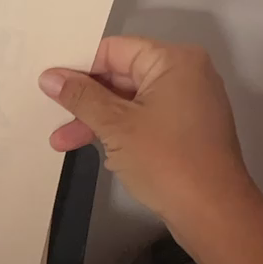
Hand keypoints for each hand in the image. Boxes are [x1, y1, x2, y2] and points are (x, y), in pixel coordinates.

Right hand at [40, 37, 262, 222]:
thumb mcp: (115, 126)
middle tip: (51, 115)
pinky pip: (143, 118)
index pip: (114, 50)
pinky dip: (118, 130)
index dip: (79, 67)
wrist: (213, 213)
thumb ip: (81, 97)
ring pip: (129, 101)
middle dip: (85, 99)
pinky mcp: (185, 129)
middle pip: (121, 75)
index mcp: (173, 61)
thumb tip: (49, 76)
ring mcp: (187, 103)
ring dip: (96, 120)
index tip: (49, 85)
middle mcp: (184, 74)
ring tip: (61, 142)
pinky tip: (94, 150)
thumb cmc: (167, 161)